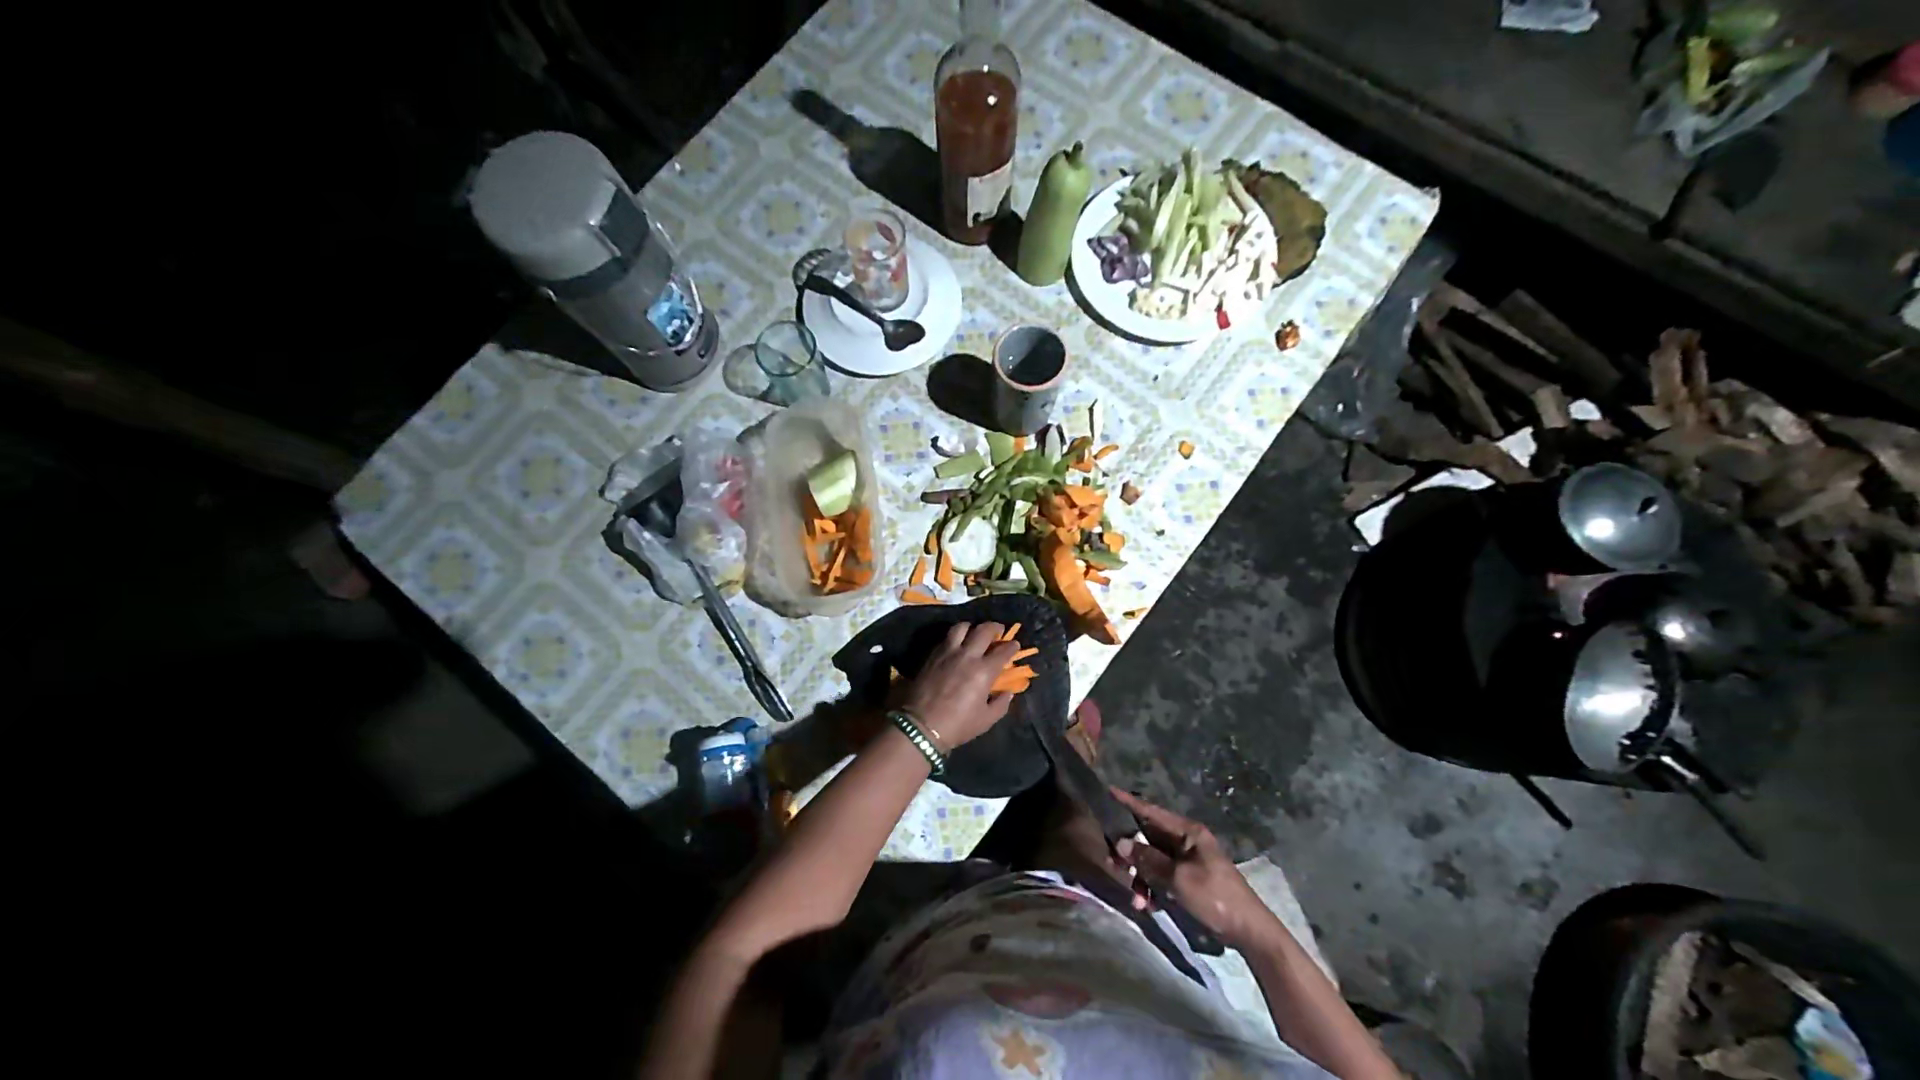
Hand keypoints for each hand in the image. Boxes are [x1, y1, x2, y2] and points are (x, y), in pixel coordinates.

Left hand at [899, 622, 1019, 751]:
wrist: (921, 725)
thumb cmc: (958, 725)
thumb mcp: (986, 719)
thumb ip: (1001, 703)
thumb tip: (1007, 692)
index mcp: (983, 671)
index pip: (1003, 650)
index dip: (1012, 646)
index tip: (1014, 645)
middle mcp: (967, 656)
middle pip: (984, 630)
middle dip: (995, 628)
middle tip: (998, 631)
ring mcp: (948, 652)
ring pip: (962, 627)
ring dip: (972, 627)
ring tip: (975, 633)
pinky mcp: (933, 655)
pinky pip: (947, 637)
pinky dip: (956, 637)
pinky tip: (958, 645)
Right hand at [1110, 787, 1284, 951]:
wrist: (1247, 931)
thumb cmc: (1215, 897)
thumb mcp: (1178, 878)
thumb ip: (1148, 859)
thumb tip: (1120, 843)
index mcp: (1188, 832)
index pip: (1153, 812)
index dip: (1130, 802)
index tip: (1109, 791)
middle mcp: (1186, 842)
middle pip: (1148, 839)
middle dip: (1130, 853)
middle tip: (1112, 864)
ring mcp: (1187, 862)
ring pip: (1152, 861)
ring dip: (1140, 878)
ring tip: (1135, 898)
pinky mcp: (1187, 880)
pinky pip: (1161, 878)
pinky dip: (1152, 889)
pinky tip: (1147, 906)